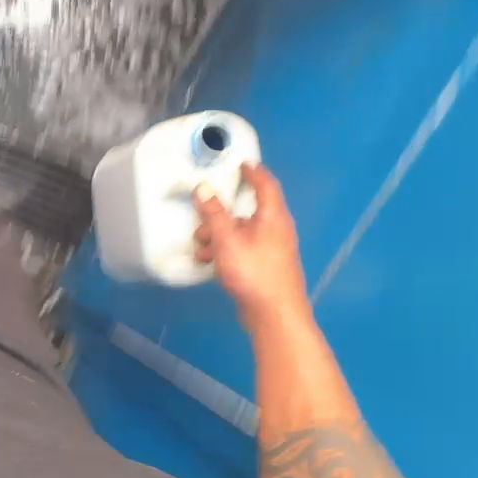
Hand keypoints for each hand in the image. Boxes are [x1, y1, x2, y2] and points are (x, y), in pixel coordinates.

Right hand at [194, 162, 309, 329]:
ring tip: (201, 246)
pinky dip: (226, 249)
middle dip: (223, 212)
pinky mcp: (266, 265)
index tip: (241, 164)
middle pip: (249, 211)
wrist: (274, 312)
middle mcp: (276, 229)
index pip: (266, 185)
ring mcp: (273, 248)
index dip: (254, 172)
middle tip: (203, 215)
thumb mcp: (226, 239)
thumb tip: (203, 187)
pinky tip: (210, 262)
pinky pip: (243, 248)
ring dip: (220, 234)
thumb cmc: (252, 271)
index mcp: (272, 216)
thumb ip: (214, 213)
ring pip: (243, 232)